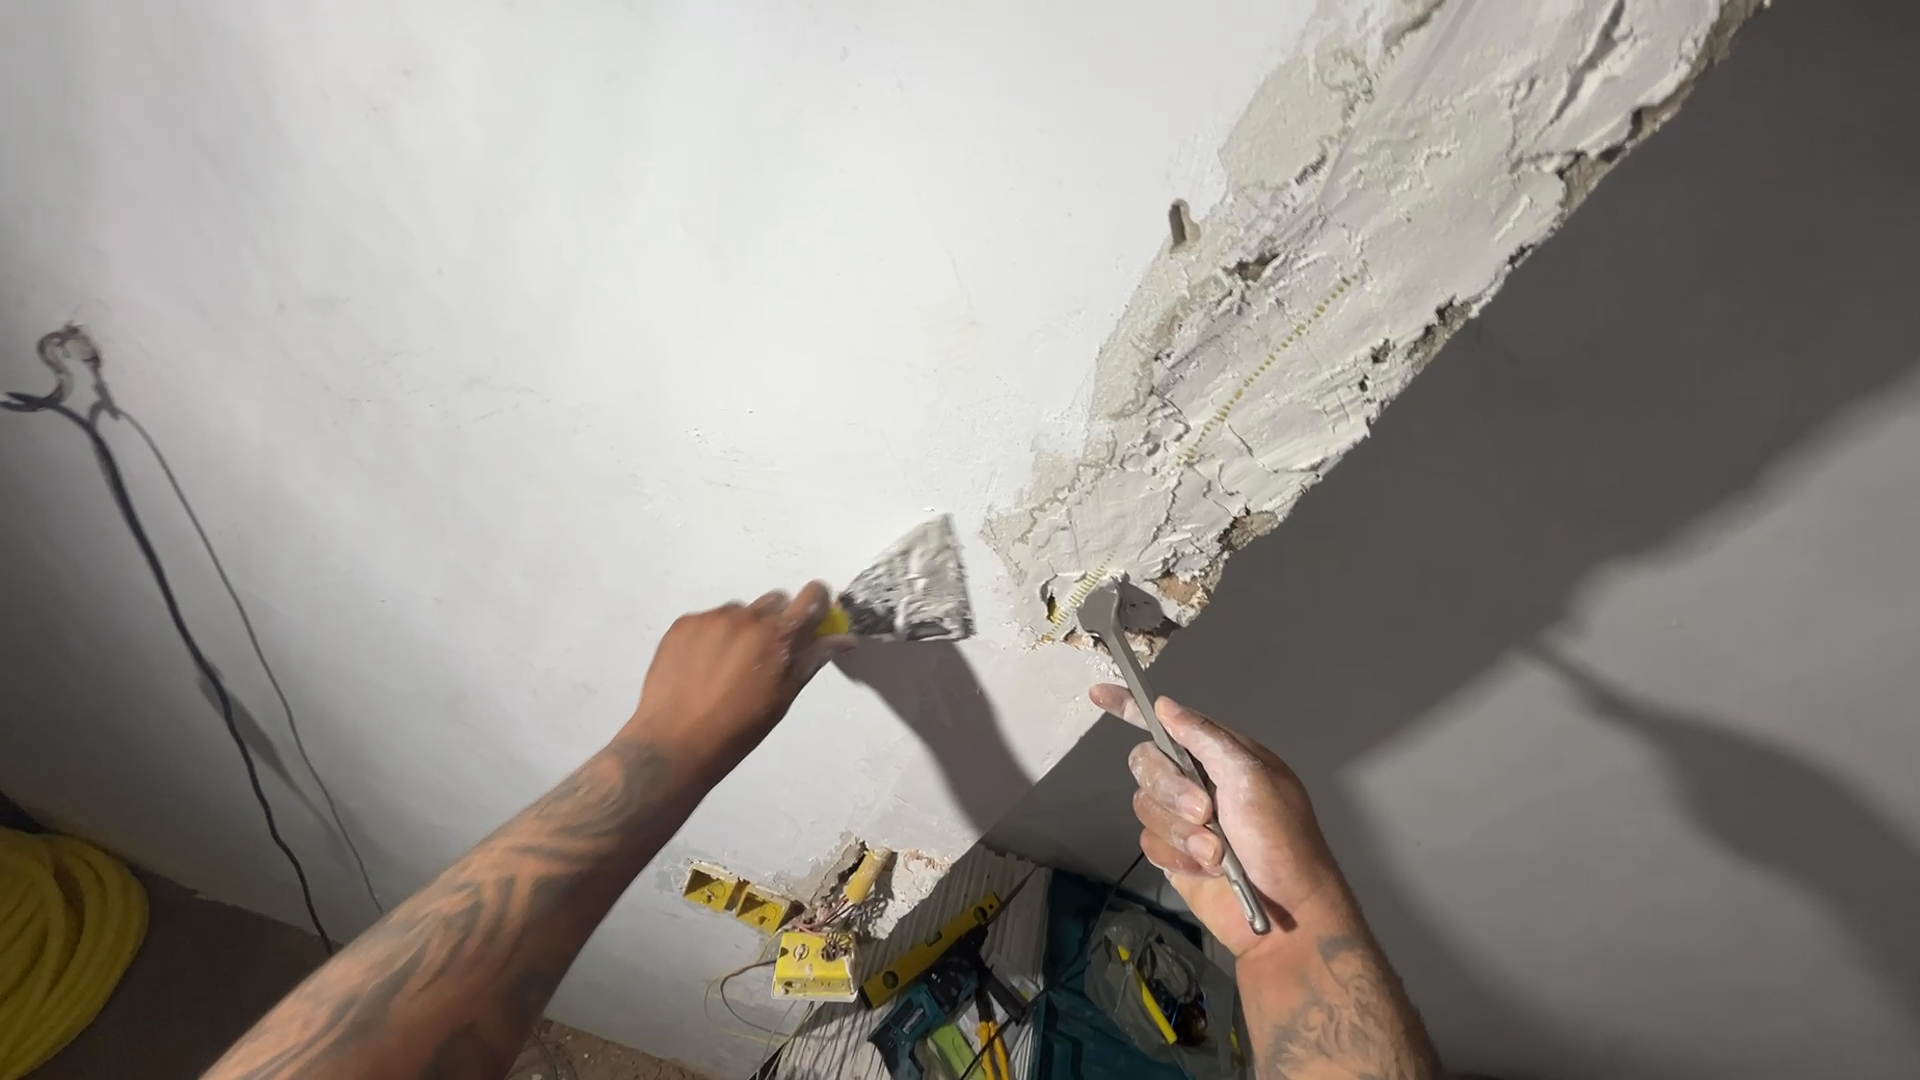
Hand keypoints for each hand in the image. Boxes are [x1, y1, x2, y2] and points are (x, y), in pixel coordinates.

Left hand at [627, 582, 855, 777]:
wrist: (674, 743)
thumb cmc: (738, 728)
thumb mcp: (784, 696)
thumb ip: (812, 659)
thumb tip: (843, 639)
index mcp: (780, 636)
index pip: (813, 595)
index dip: (816, 604)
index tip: (810, 618)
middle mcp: (749, 618)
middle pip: (775, 601)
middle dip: (776, 622)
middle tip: (764, 655)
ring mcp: (714, 618)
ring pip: (741, 610)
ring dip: (743, 628)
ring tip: (727, 665)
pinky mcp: (685, 623)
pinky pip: (709, 619)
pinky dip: (712, 635)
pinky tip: (703, 665)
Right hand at [1092, 684, 1356, 959]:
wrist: (1288, 917)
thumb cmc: (1282, 841)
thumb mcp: (1252, 778)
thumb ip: (1206, 738)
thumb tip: (1165, 706)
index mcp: (1218, 755)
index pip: (1167, 722)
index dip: (1129, 706)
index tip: (1098, 694)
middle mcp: (1197, 780)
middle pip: (1146, 763)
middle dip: (1171, 790)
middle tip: (1205, 812)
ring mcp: (1184, 818)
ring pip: (1144, 805)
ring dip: (1180, 832)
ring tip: (1217, 854)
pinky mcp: (1174, 852)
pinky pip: (1149, 841)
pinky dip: (1177, 857)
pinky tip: (1206, 870)